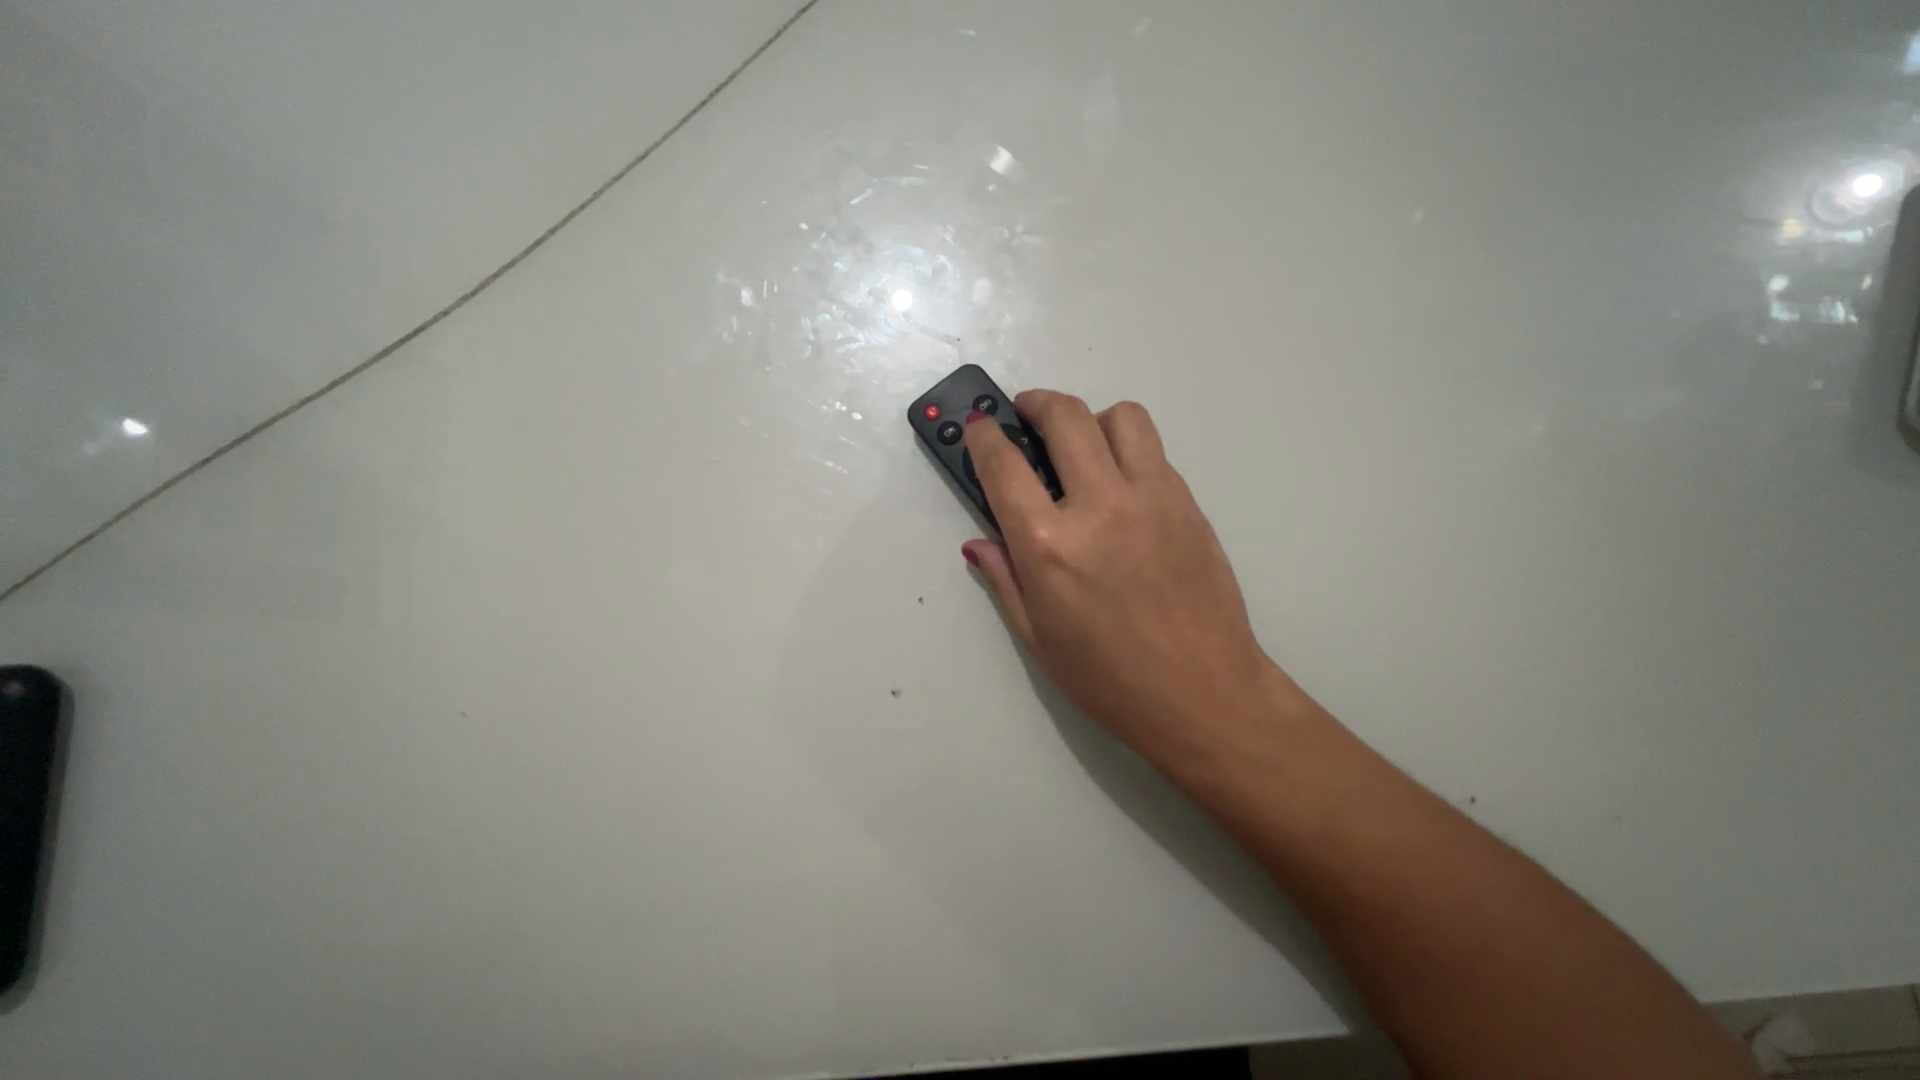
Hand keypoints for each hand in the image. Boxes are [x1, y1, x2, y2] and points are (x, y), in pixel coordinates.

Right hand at [962, 391, 1283, 763]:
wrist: (1203, 692)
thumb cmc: (1109, 679)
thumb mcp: (1038, 638)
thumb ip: (1005, 578)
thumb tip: (980, 540)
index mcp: (1050, 546)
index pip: (1004, 465)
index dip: (983, 436)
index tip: (978, 426)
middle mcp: (1100, 506)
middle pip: (1065, 416)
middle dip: (1036, 403)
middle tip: (1026, 414)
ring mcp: (1152, 498)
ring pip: (1121, 417)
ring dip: (1092, 419)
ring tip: (1083, 446)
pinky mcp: (1188, 503)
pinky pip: (1154, 452)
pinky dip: (1129, 451)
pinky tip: (1122, 485)